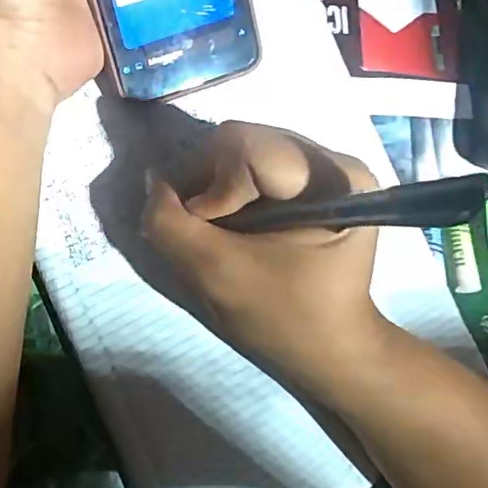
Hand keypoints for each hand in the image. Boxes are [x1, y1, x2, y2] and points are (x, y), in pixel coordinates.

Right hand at [141, 121, 387, 383]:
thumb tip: (154, 183)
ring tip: (218, 227)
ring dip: (211, 186)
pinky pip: (244, 160)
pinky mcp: (305, 175)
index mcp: (333, 179)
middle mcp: (331, 158)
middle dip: (206, 183)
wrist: (329, 348)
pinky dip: (222, 187)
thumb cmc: (283, 317)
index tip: (214, 235)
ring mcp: (320, 164)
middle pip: (237, 139)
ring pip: (236, 146)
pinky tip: (232, 220)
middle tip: (205, 228)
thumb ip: (169, 223)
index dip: (211, 187)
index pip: (244, 147)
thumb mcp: (214, 273)